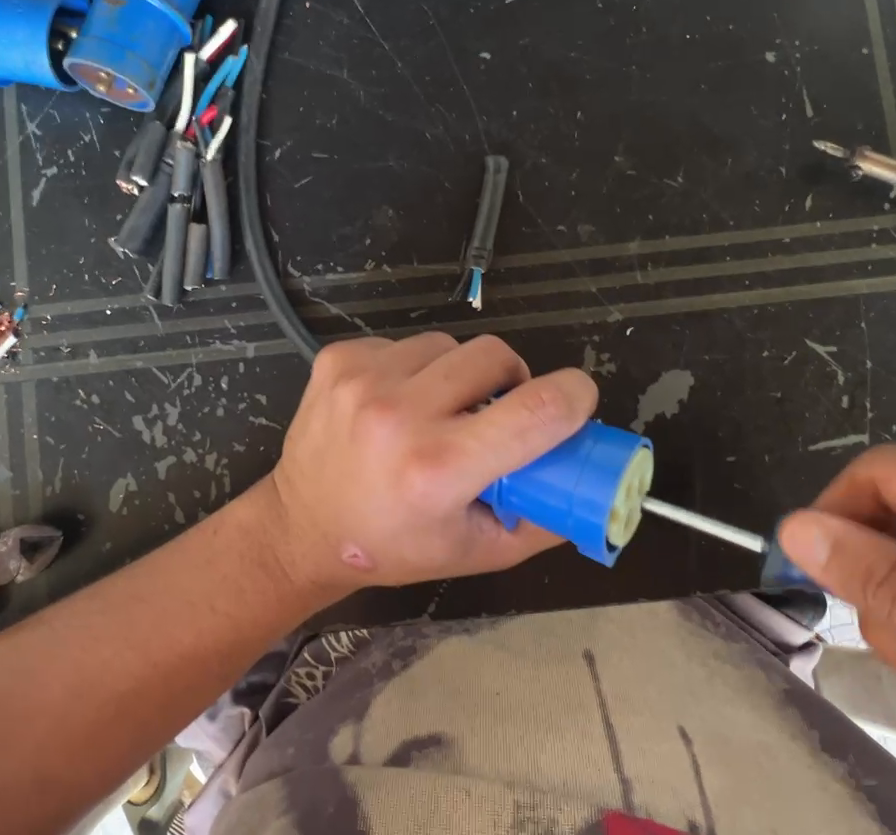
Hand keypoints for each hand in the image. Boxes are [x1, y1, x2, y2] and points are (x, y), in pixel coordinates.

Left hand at [261, 333, 596, 592]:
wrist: (301, 527)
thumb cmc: (392, 546)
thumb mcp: (477, 551)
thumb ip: (544, 517)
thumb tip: (593, 480)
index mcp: (439, 468)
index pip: (538, 409)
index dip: (575, 397)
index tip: (576, 402)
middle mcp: (399, 414)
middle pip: (495, 356)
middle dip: (512, 380)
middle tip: (499, 412)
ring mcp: (363, 379)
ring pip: (449, 344)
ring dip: (459, 373)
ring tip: (440, 411)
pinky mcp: (338, 359)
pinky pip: (404, 344)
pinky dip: (414, 368)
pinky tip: (398, 403)